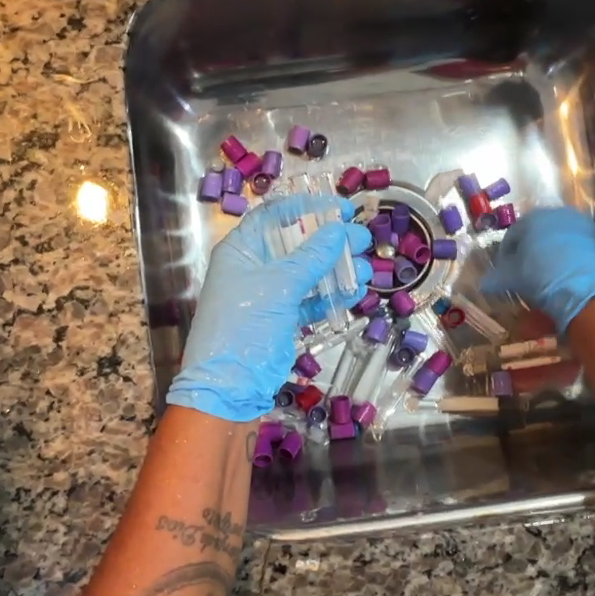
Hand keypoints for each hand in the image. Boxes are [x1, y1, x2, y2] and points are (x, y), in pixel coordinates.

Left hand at [166, 196, 374, 421]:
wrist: (229, 387)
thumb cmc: (244, 328)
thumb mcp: (279, 287)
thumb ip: (311, 257)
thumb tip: (340, 230)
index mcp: (240, 250)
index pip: (275, 216)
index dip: (309, 208)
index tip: (343, 210)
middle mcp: (252, 267)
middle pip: (295, 243)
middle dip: (330, 241)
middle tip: (363, 241)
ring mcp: (266, 295)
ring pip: (306, 273)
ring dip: (336, 270)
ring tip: (365, 270)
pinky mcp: (279, 319)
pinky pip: (308, 299)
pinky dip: (329, 296)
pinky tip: (354, 294)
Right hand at [483, 207, 594, 333]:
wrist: (584, 285)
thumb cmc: (539, 275)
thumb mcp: (512, 279)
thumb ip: (496, 278)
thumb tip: (484, 284)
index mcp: (532, 218)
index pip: (513, 235)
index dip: (507, 254)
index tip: (505, 271)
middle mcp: (558, 214)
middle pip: (539, 234)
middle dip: (532, 252)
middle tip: (527, 273)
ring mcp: (583, 225)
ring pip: (562, 240)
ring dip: (554, 254)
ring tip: (550, 276)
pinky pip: (581, 248)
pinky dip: (574, 259)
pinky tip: (570, 277)